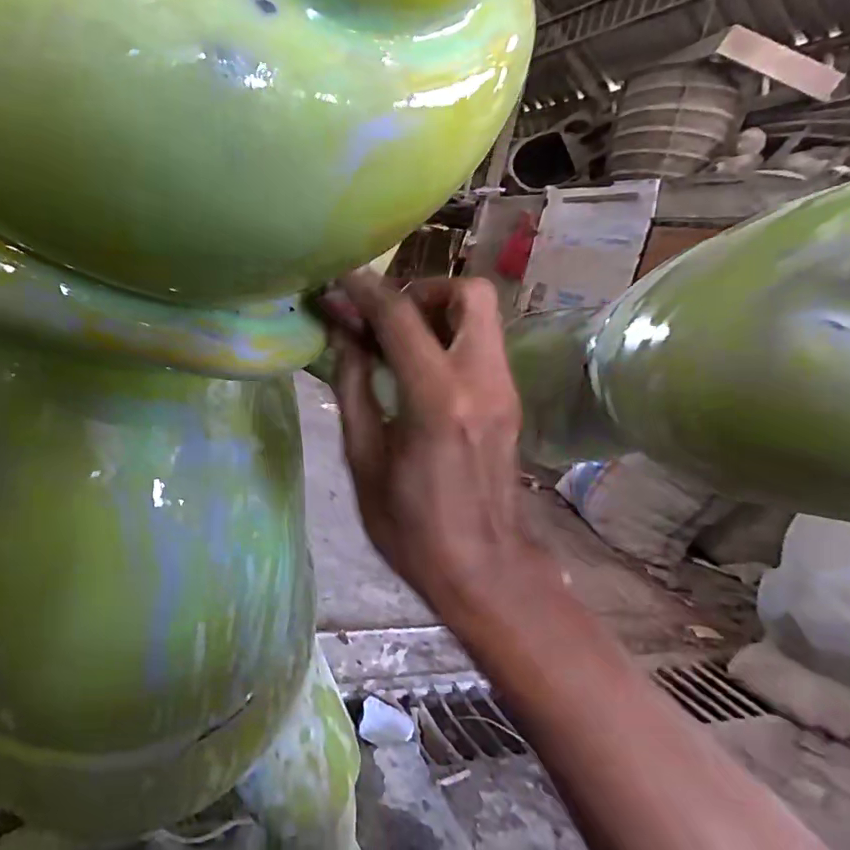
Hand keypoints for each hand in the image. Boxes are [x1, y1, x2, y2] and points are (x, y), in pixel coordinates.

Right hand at [319, 271, 552, 612]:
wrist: (483, 571)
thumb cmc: (410, 527)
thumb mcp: (364, 458)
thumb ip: (353, 385)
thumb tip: (343, 332)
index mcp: (438, 400)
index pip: (402, 318)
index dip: (366, 290)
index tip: (341, 279)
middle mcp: (481, 381)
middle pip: (469, 294)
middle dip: (422, 291)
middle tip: (385, 318)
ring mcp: (504, 389)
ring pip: (482, 314)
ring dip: (437, 310)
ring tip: (396, 340)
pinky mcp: (509, 399)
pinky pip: (482, 342)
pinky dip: (449, 334)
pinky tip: (416, 363)